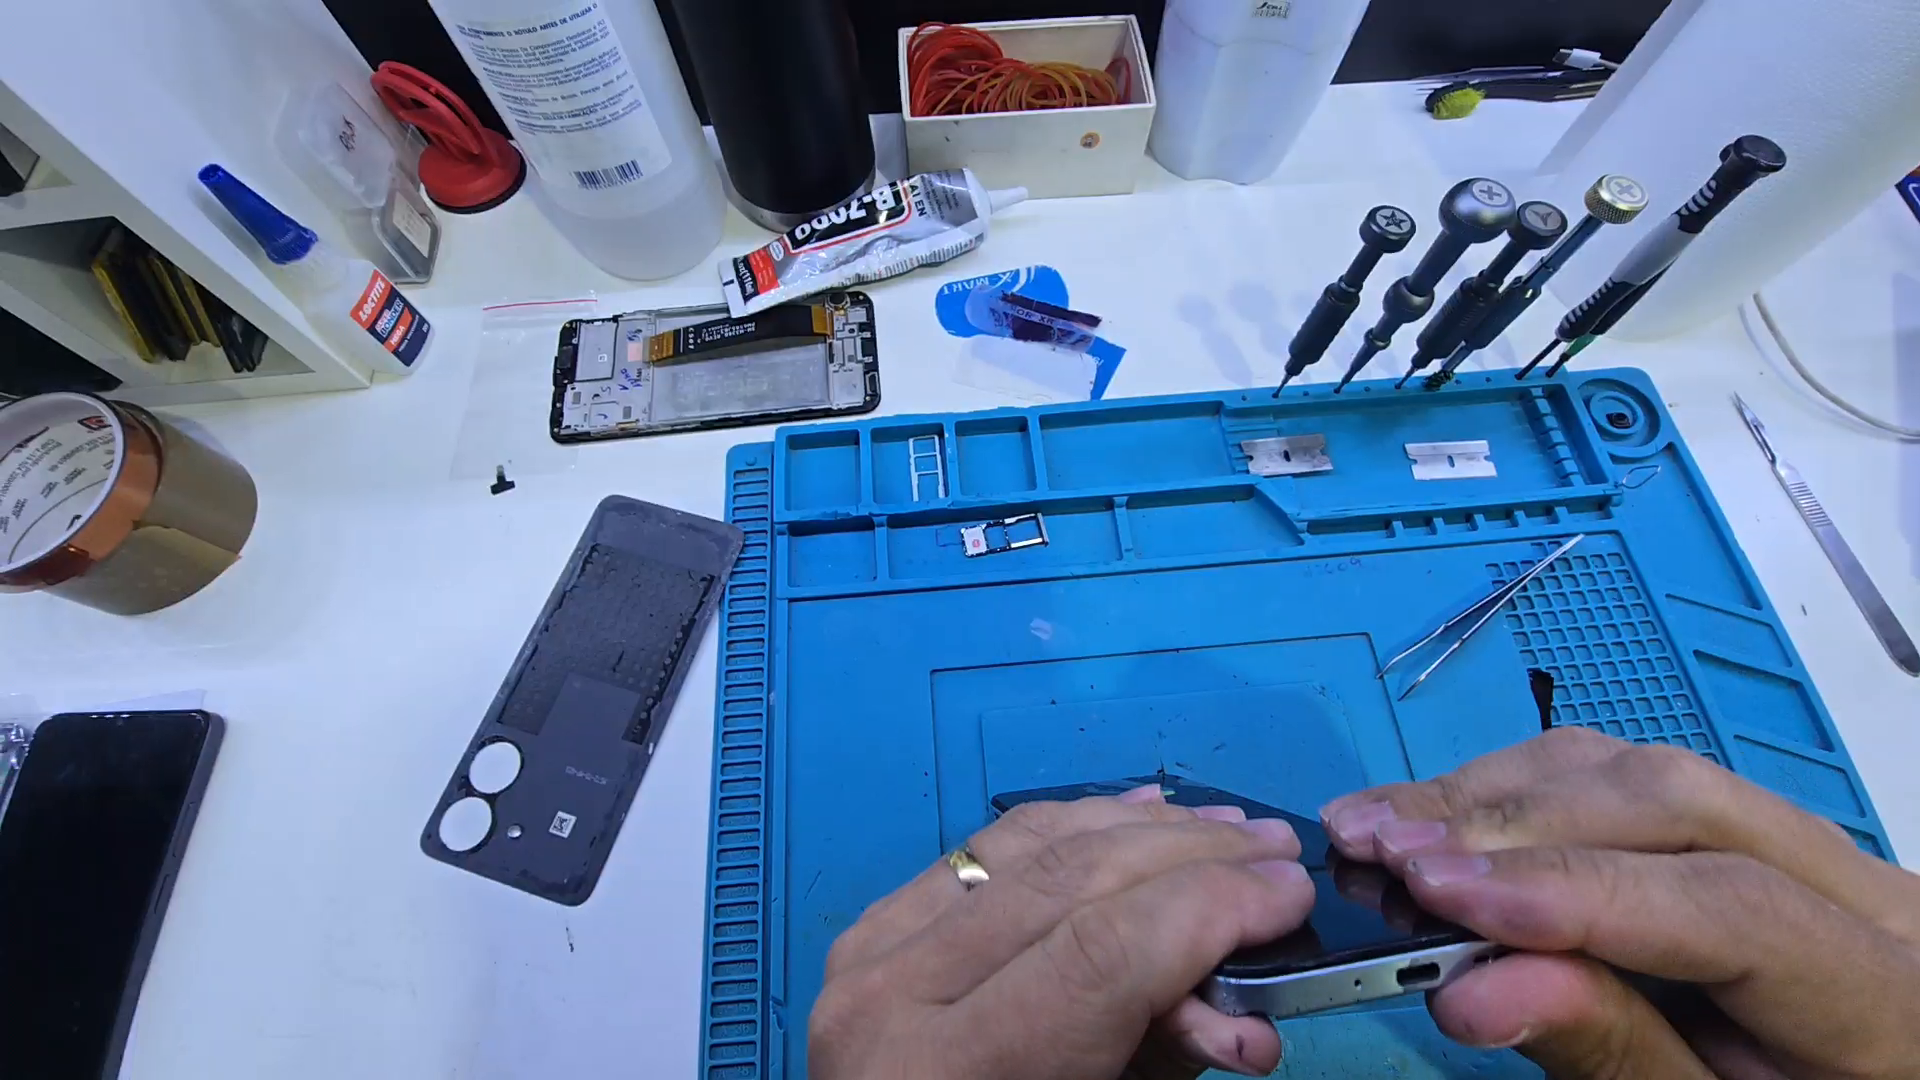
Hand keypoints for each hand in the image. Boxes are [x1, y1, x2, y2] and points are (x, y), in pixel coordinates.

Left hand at [809, 787, 1314, 1079]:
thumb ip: (1161, 1059)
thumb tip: (1247, 1005)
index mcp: (943, 1072)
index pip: (1098, 952)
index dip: (1205, 908)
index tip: (1288, 886)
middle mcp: (896, 987)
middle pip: (1067, 880)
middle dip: (1187, 853)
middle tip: (1272, 846)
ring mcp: (878, 941)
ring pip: (1029, 843)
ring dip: (1137, 825)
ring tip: (1219, 825)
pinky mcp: (880, 916)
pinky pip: (991, 846)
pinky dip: (1071, 821)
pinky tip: (1131, 810)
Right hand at [1320, 727, 1919, 1077]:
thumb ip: (1609, 1052)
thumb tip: (1465, 992)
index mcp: (1898, 990)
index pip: (1732, 909)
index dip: (1571, 894)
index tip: (1433, 893)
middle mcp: (1848, 878)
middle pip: (1662, 798)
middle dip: (1499, 821)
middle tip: (1384, 851)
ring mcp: (1767, 824)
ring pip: (1601, 763)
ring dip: (1466, 796)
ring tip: (1369, 831)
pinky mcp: (1686, 805)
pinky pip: (1571, 767)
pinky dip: (1473, 791)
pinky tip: (1406, 817)